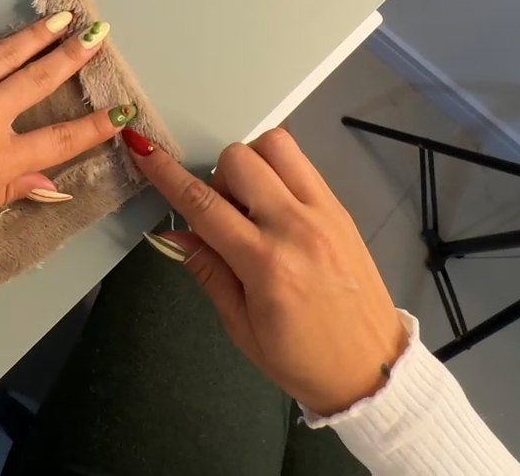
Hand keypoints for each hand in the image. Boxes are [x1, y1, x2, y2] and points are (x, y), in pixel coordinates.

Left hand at [0, 1, 133, 250]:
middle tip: (98, 34)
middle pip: (39, 80)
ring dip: (36, 34)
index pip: (61, 140)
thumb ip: (8, 189)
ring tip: (61, 18)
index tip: (123, 111)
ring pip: (4, 54)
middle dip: (73, 57)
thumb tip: (53, 185)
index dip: (97, 126)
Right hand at [126, 127, 408, 414]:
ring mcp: (324, 213)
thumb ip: (207, 270)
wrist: (376, 374)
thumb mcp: (241, 326)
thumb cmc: (301, 360)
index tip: (143, 148)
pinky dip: (277, 170)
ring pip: (273, 145)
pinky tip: (275, 206)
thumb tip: (171, 233)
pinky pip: (301, 162)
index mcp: (266, 265)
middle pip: (238, 159)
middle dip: (219, 178)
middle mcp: (296, 227)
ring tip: (253, 205)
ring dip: (251, 164)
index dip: (166, 173)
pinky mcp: (341, 208)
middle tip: (226, 216)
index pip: (203, 204)